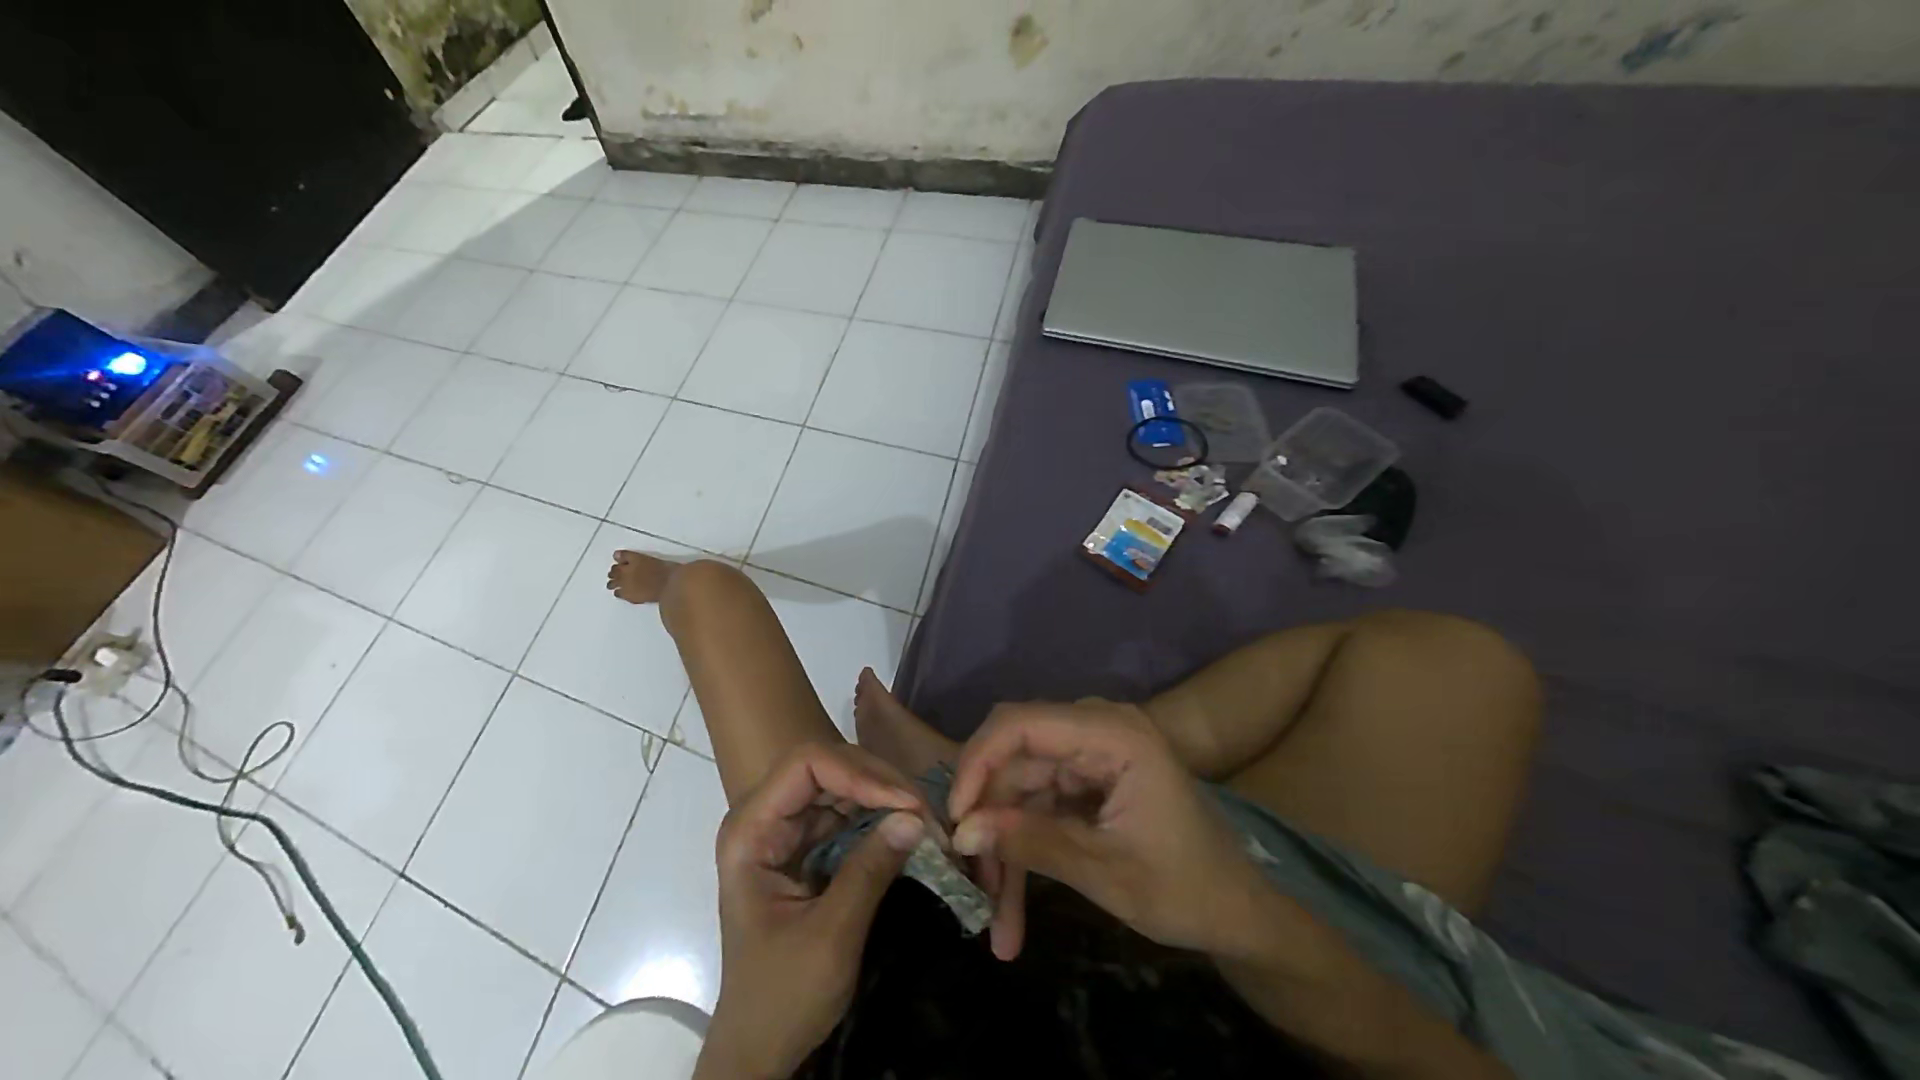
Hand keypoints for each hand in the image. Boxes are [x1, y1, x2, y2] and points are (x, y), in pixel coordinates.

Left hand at [700, 743, 928, 1078]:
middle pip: (828, 768)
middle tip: (927, 812)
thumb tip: (915, 817)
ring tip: (926, 820)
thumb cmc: (783, 996)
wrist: (761, 1047)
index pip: (805, 765)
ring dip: (886, 797)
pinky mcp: (809, 847)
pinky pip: (849, 813)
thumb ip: (869, 871)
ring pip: (843, 786)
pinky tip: (910, 830)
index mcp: (751, 831)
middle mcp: (766, 818)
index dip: (858, 772)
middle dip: (880, 783)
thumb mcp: (831, 936)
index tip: (906, 802)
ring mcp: (788, 831)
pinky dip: (882, 816)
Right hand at [948, 700, 1278, 957]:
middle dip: (989, 818)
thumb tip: (963, 832)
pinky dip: (1023, 848)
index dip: (978, 762)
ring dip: (1003, 845)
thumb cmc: (1188, 891)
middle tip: (970, 879)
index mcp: (1116, 735)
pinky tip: (1010, 906)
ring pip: (1019, 788)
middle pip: (1015, 758)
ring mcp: (1092, 756)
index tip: (955, 817)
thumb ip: (1034, 844)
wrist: (1241, 914)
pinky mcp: (1087, 781)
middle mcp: (1099, 731)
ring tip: (994, 914)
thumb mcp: (1107, 873)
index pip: (1022, 723)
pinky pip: (1037, 805)